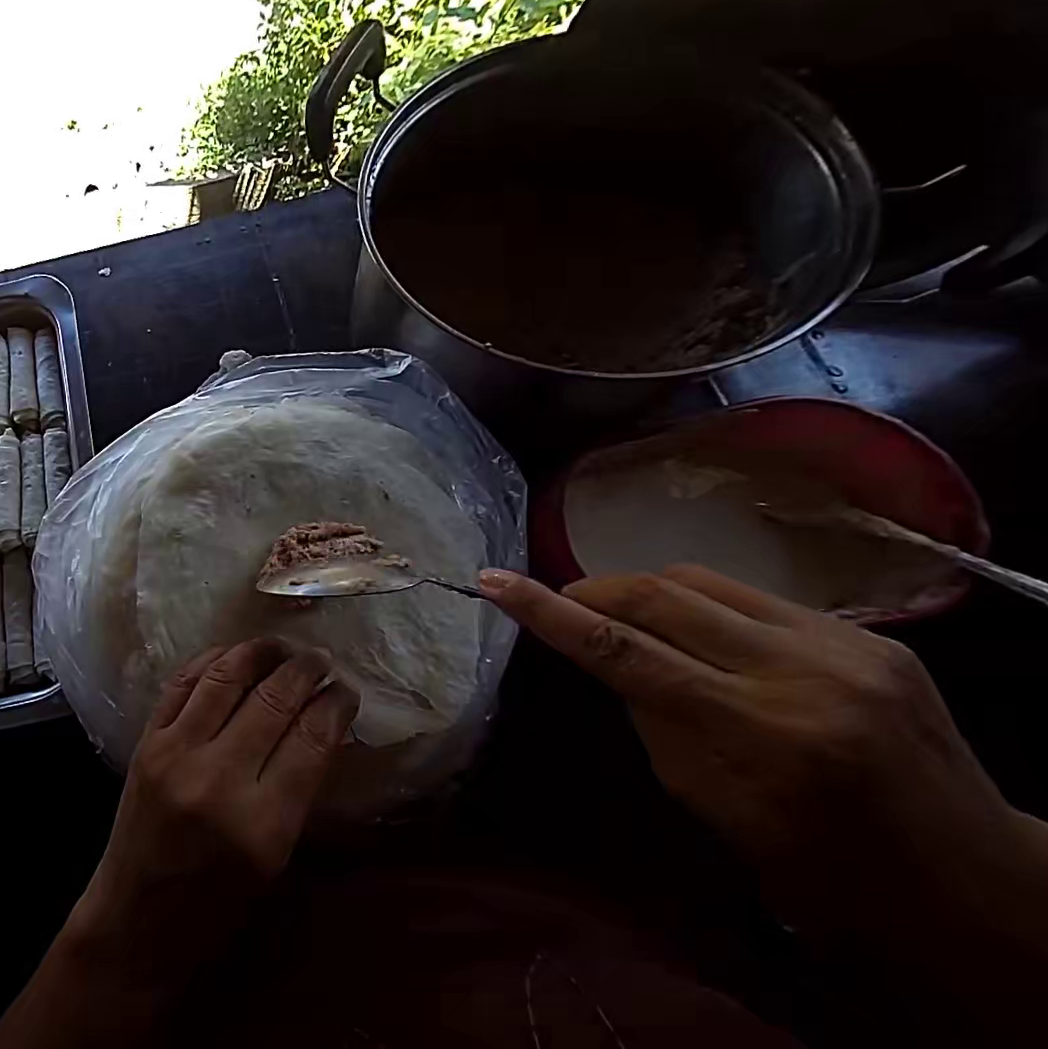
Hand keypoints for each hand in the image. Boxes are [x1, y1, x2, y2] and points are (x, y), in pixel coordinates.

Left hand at [63, 641, 359, 976]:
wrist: (138, 917)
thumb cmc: (218, 904)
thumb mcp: (276, 857)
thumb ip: (297, 788)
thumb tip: (322, 723)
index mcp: (262, 823)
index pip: (311, 740)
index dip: (335, 705)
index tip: (347, 690)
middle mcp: (217, 778)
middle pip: (272, 701)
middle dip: (304, 671)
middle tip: (321, 659)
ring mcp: (174, 752)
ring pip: (224, 679)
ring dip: (259, 653)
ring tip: (282, 645)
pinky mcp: (145, 741)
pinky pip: (182, 684)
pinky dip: (211, 661)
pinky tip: (232, 653)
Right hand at [477, 564, 1023, 907]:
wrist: (964, 879)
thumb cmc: (805, 855)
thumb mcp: (697, 789)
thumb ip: (647, 707)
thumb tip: (604, 650)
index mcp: (749, 729)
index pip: (617, 647)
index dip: (546, 610)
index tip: (494, 581)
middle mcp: (800, 672)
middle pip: (656, 595)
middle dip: (591, 590)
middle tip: (556, 603)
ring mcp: (846, 646)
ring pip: (700, 580)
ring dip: (643, 591)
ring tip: (622, 616)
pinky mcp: (870, 636)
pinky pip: (751, 595)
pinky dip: (700, 606)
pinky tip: (698, 633)